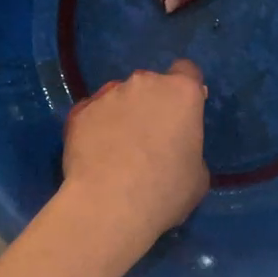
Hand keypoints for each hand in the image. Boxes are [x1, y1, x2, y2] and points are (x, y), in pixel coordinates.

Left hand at [61, 59, 209, 247]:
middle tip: (147, 138)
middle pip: (150, 85)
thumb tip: (176, 149)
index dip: (184, 90)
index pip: (187, 71)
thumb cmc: (165, 191)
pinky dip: (94, 127)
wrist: (109, 205)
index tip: (181, 112)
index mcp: (181, 92)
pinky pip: (92, 113)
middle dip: (150, 104)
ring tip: (115, 149)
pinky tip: (94, 153)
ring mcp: (108, 93)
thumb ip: (189, 148)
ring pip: (118, 97)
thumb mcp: (198, 175)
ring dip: (121, 115)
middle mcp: (145, 83)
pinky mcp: (80, 110)